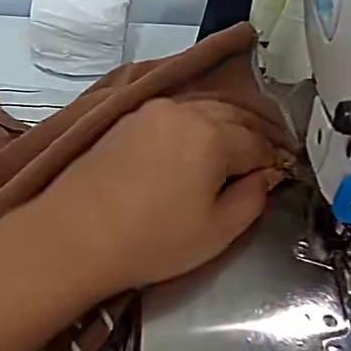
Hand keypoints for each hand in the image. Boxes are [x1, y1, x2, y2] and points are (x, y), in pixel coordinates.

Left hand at [20, 97, 286, 297]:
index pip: (259, 142)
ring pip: (202, 111)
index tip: (277, 178)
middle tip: (259, 166)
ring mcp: (149, 111)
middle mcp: (182, 111)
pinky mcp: (125, 120)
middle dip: (251, 140)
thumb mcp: (217, 231)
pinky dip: (191, 128)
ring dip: (222, 129)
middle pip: (233, 118)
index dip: (272, 162)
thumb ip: (252, 198)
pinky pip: (173, 115)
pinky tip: (190, 151)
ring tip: (228, 159)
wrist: (73, 235)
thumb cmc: (151, 240)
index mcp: (211, 134)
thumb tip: (265, 176)